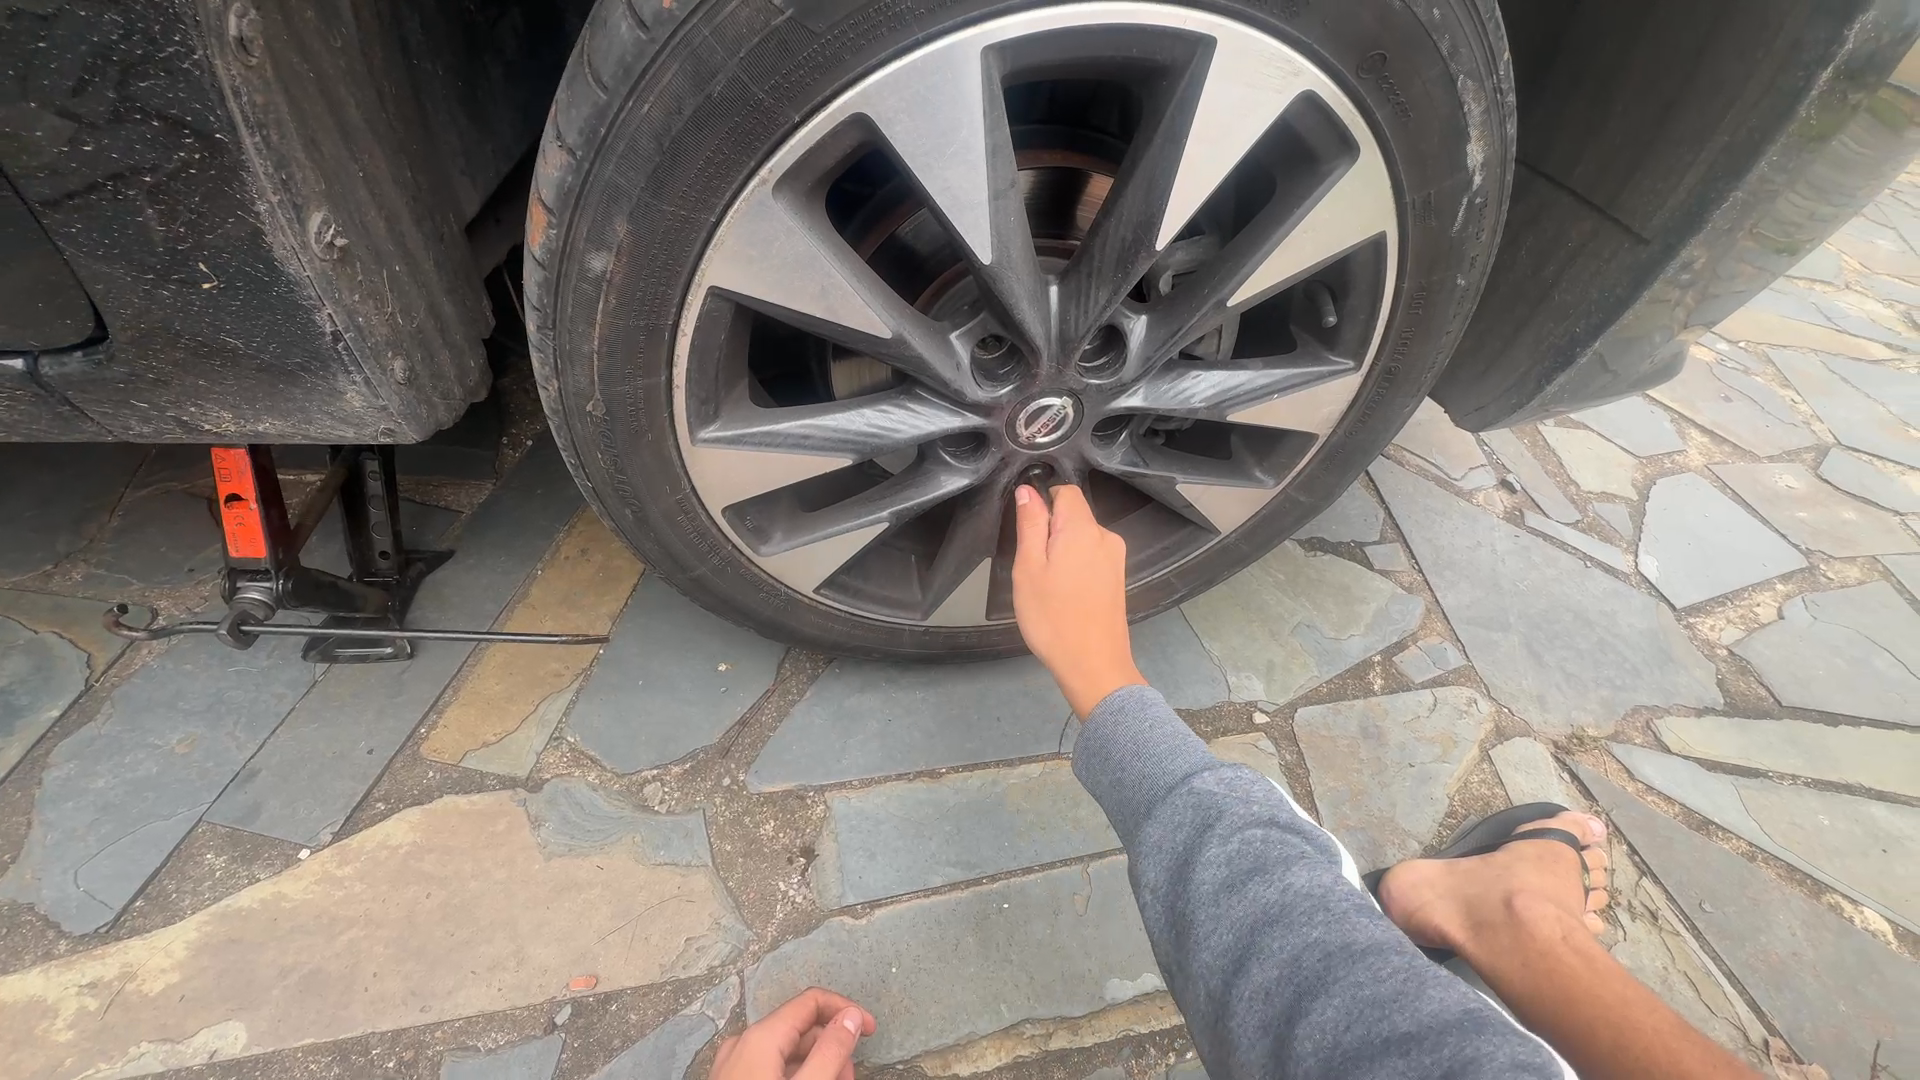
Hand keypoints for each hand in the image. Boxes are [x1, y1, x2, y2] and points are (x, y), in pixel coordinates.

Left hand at [709, 987, 875, 1079]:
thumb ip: (831, 1051)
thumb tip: (851, 1016)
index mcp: (761, 1037)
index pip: (812, 1002)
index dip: (846, 1010)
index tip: (871, 1033)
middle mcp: (742, 1044)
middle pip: (800, 1030)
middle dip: (832, 1049)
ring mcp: (732, 1068)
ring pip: (785, 1054)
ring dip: (816, 1067)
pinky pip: (769, 1072)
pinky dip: (796, 1079)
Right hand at [1012, 484, 1145, 716]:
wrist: (1093, 665)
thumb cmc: (1053, 617)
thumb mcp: (1028, 568)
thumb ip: (1030, 524)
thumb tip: (1028, 490)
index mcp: (1083, 528)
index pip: (1065, 491)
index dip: (1043, 502)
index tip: (1027, 531)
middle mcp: (1105, 537)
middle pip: (1074, 515)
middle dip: (1050, 531)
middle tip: (1032, 566)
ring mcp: (1115, 559)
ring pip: (1081, 538)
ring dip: (1061, 551)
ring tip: (1047, 585)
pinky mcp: (1117, 579)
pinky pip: (1091, 557)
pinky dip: (1075, 567)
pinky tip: (1064, 595)